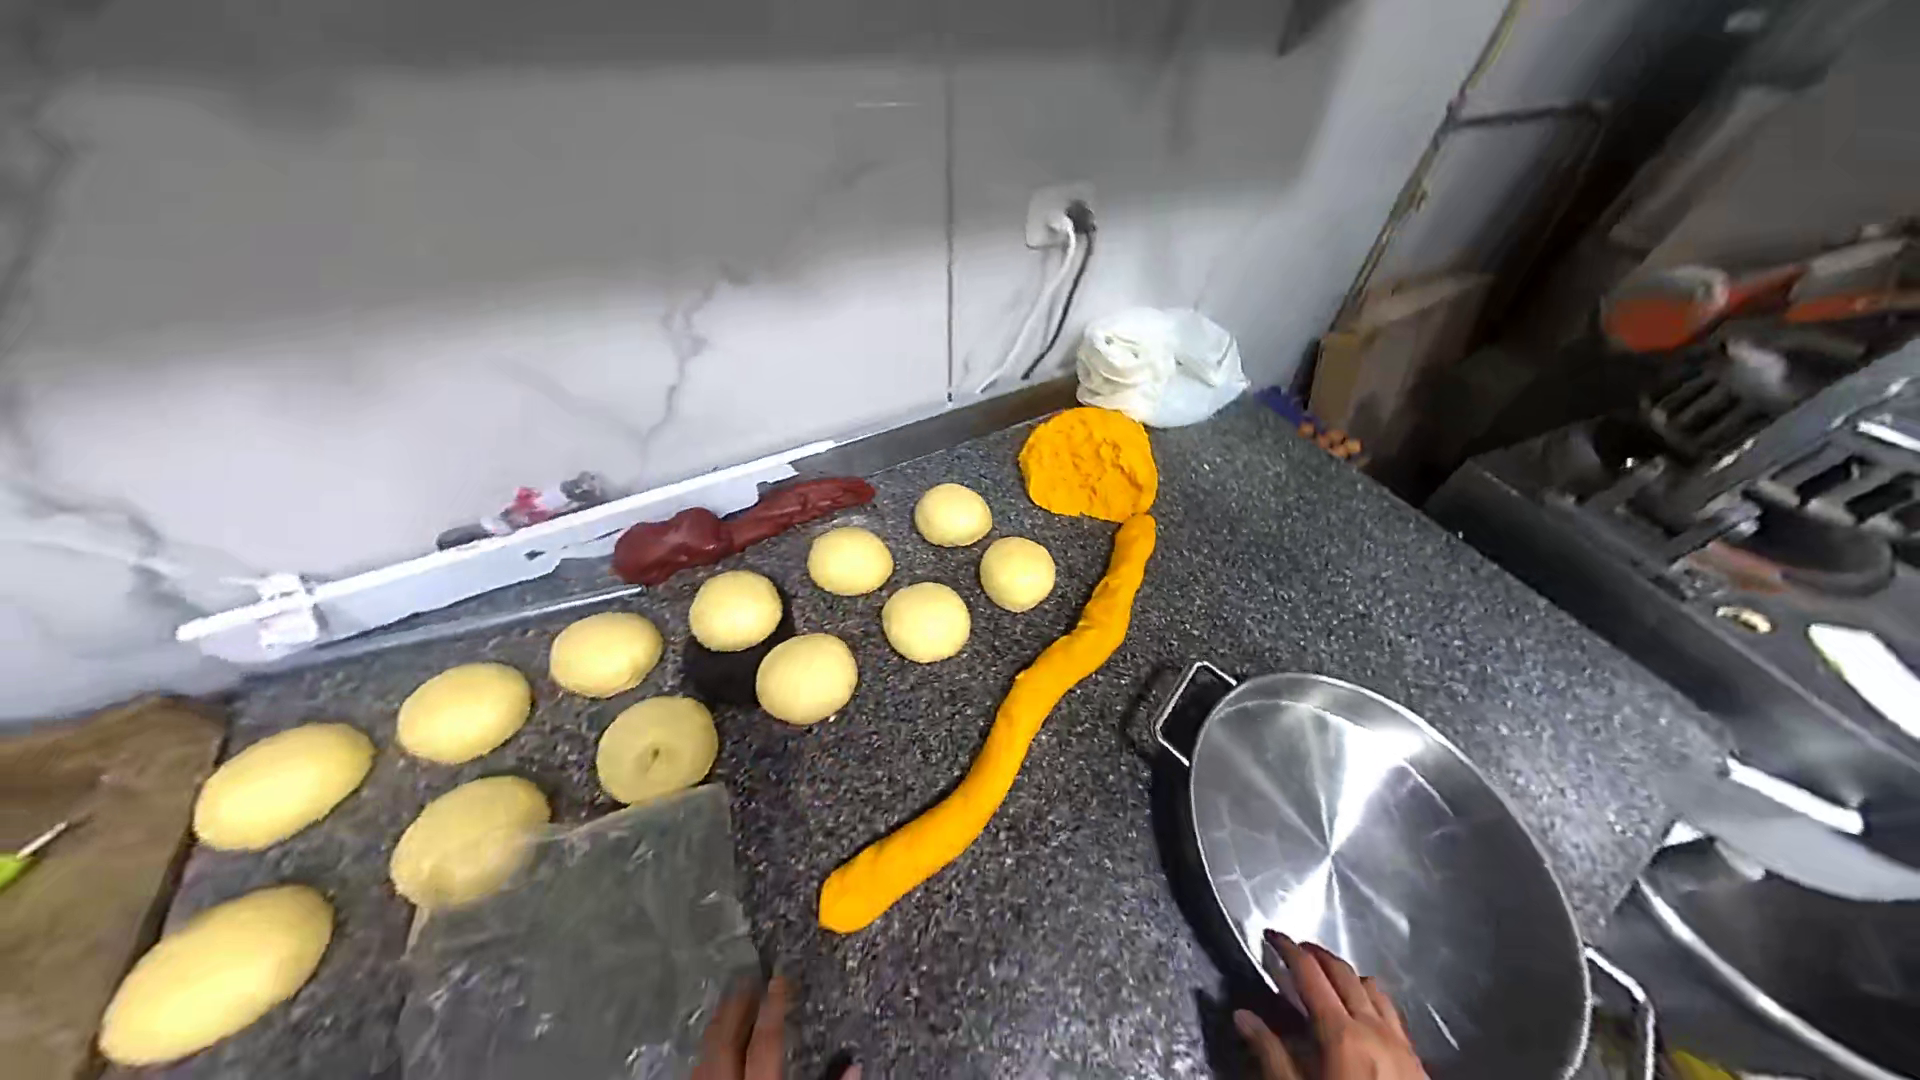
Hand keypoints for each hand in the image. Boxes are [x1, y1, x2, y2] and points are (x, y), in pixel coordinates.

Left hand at [693, 976, 860, 1079]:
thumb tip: (854, 1067)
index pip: (764, 1045)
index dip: (772, 1008)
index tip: (778, 979)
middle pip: (723, 1047)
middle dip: (733, 1010)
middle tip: (747, 980)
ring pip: (701, 1063)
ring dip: (715, 1032)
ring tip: (729, 1008)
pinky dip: (704, 1060)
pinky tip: (712, 1055)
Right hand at [1234, 932, 1428, 1079]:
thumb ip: (1271, 1054)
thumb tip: (1242, 1016)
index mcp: (1341, 1033)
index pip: (1309, 972)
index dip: (1288, 948)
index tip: (1272, 936)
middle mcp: (1374, 1029)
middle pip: (1342, 972)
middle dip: (1315, 954)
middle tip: (1294, 950)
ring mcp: (1403, 1047)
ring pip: (1373, 989)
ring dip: (1346, 975)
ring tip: (1327, 980)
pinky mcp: (1420, 1067)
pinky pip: (1394, 1016)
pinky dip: (1372, 1001)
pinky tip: (1361, 1018)